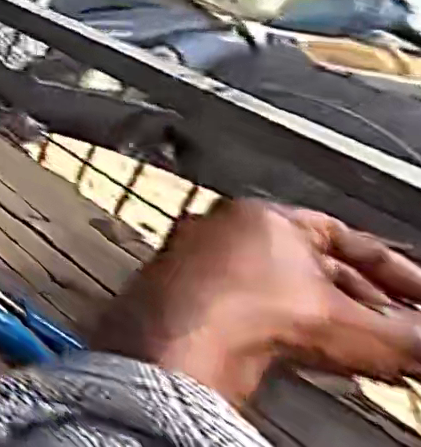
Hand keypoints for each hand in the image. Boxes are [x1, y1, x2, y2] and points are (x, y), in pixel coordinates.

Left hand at [92, 198, 420, 405]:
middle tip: (413, 337)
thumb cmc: (273, 313)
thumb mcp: (375, 333)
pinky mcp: (183, 282)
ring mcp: (195, 251)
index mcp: (262, 216)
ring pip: (284, 286)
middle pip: (316, 264)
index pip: (347, 237)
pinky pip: (250, 300)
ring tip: (386, 358)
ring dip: (339, 321)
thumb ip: (420, 336)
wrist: (186, 331)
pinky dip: (294, 325)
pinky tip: (334, 362)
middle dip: (374, 304)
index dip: (402, 275)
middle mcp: (221, 224)